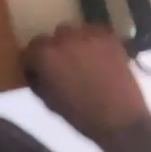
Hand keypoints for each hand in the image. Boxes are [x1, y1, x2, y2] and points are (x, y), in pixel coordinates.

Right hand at [23, 24, 150, 148]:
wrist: (120, 120)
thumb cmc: (80, 115)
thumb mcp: (48, 100)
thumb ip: (37, 79)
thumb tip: (34, 69)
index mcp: (45, 55)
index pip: (30, 48)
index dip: (33, 60)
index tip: (38, 69)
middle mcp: (64, 39)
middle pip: (52, 36)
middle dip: (54, 49)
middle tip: (62, 64)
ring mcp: (88, 35)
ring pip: (74, 31)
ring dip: (74, 42)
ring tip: (81, 58)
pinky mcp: (109, 38)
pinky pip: (96, 31)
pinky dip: (94, 39)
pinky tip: (98, 54)